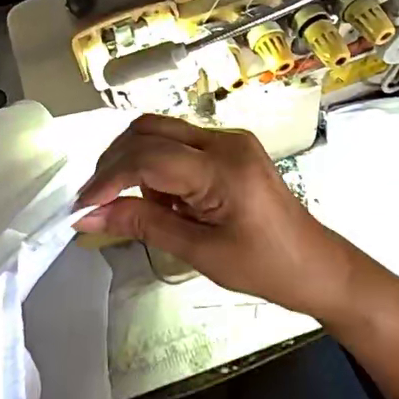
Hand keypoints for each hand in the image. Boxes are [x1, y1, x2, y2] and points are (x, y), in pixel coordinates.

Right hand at [75, 115, 365, 318]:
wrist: (317, 265)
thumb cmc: (264, 268)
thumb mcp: (199, 252)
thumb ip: (143, 225)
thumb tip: (89, 217)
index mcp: (222, 169)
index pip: (148, 157)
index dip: (107, 179)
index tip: (81, 207)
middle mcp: (225, 141)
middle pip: (149, 130)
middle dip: (114, 163)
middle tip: (96, 202)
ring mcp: (229, 140)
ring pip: (160, 131)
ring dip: (134, 163)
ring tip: (136, 207)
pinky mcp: (230, 146)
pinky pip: (178, 143)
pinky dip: (157, 166)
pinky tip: (163, 200)